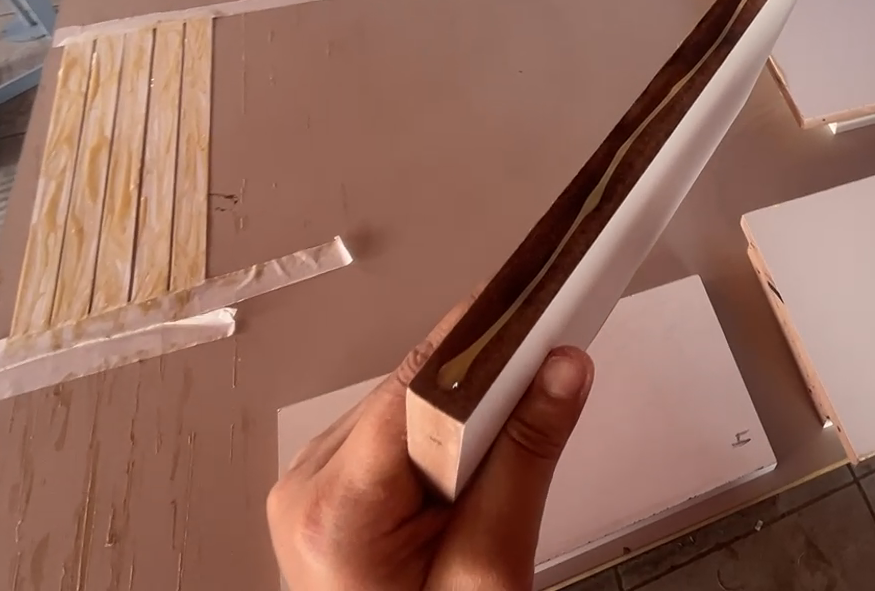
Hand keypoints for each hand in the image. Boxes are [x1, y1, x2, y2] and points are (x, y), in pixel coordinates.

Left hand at [267, 298, 594, 590]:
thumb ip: (527, 459)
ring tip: (500, 456)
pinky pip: (401, 421)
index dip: (485, 344)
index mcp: (337, 507)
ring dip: (468, 407)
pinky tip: (469, 462)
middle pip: (418, 386)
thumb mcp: (492, 567)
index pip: (421, 386)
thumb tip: (564, 366)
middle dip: (486, 385)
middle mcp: (310, 479)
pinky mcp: (332, 478)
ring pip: (412, 397)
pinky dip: (446, 426)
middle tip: (543, 392)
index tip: (541, 310)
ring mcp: (314, 477)